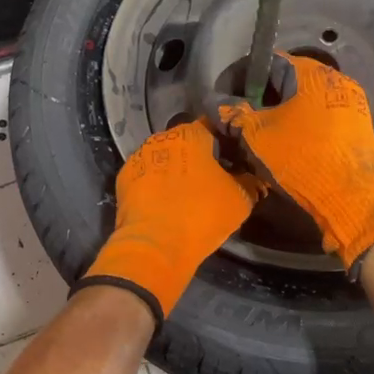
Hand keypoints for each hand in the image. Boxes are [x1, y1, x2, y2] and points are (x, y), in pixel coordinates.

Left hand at [79, 121, 264, 320]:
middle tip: (211, 178)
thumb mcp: (240, 200)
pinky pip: (147, 177)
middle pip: (185, 142)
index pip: (213, 127)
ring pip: (163, 158)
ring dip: (173, 170)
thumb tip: (250, 176)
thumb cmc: (201, 215)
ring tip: (185, 194)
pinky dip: (155, 185)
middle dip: (197, 156)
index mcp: (191, 134)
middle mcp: (161, 137)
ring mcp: (138, 157)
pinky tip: (164, 203)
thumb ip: (249, 181)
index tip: (233, 159)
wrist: (155, 246)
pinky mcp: (123, 180)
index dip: (225, 142)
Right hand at [218, 55, 373, 268]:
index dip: (240, 79)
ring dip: (281, 117)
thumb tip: (215, 101)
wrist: (352, 197)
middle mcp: (336, 80)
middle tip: (239, 122)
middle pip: (288, 84)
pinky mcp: (359, 129)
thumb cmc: (301, 157)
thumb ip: (233, 114)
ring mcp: (352, 105)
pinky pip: (321, 122)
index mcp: (311, 73)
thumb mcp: (257, 136)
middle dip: (261, 100)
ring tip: (261, 139)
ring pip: (305, 104)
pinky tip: (288, 149)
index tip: (225, 100)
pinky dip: (301, 129)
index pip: (268, 63)